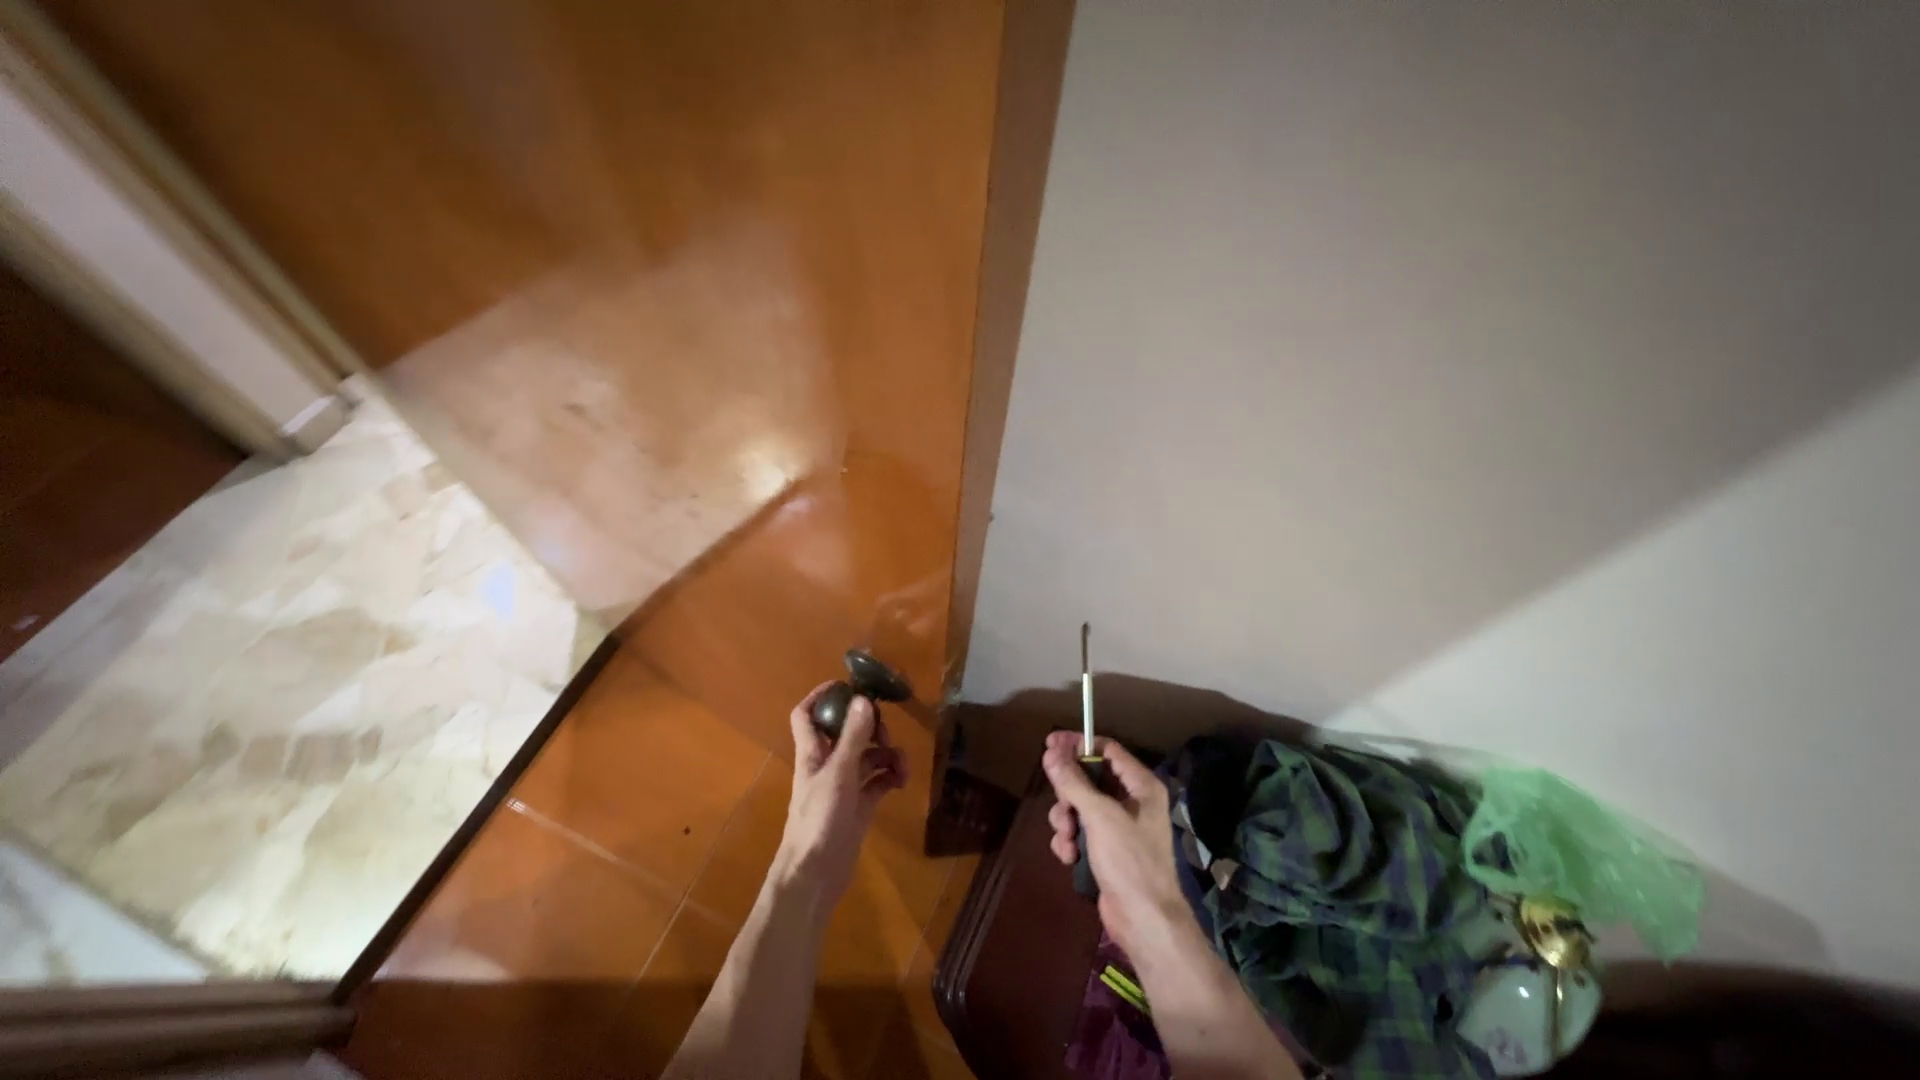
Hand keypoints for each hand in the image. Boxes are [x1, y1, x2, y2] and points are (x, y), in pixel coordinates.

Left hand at [774, 682, 908, 908]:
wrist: (815, 875)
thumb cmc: (819, 820)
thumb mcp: (839, 774)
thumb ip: (853, 738)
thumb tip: (863, 699)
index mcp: (812, 753)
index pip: (806, 715)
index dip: (820, 697)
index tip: (847, 687)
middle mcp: (826, 765)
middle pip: (846, 733)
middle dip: (869, 728)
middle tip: (886, 735)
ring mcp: (843, 787)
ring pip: (867, 757)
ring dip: (886, 754)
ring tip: (902, 766)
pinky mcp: (859, 807)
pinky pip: (877, 782)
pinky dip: (890, 777)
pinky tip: (901, 782)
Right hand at [1042, 731, 1188, 958]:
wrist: (1144, 920)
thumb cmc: (1129, 860)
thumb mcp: (1099, 816)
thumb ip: (1073, 782)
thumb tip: (1050, 752)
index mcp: (1141, 786)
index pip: (1107, 750)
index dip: (1078, 745)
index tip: (1049, 743)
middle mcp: (1132, 803)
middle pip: (1089, 780)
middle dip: (1069, 794)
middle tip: (1061, 806)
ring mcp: (1118, 828)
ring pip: (1079, 808)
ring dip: (1066, 821)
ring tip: (1066, 838)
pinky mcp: (1106, 851)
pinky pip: (1079, 832)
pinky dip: (1070, 842)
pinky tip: (1069, 857)